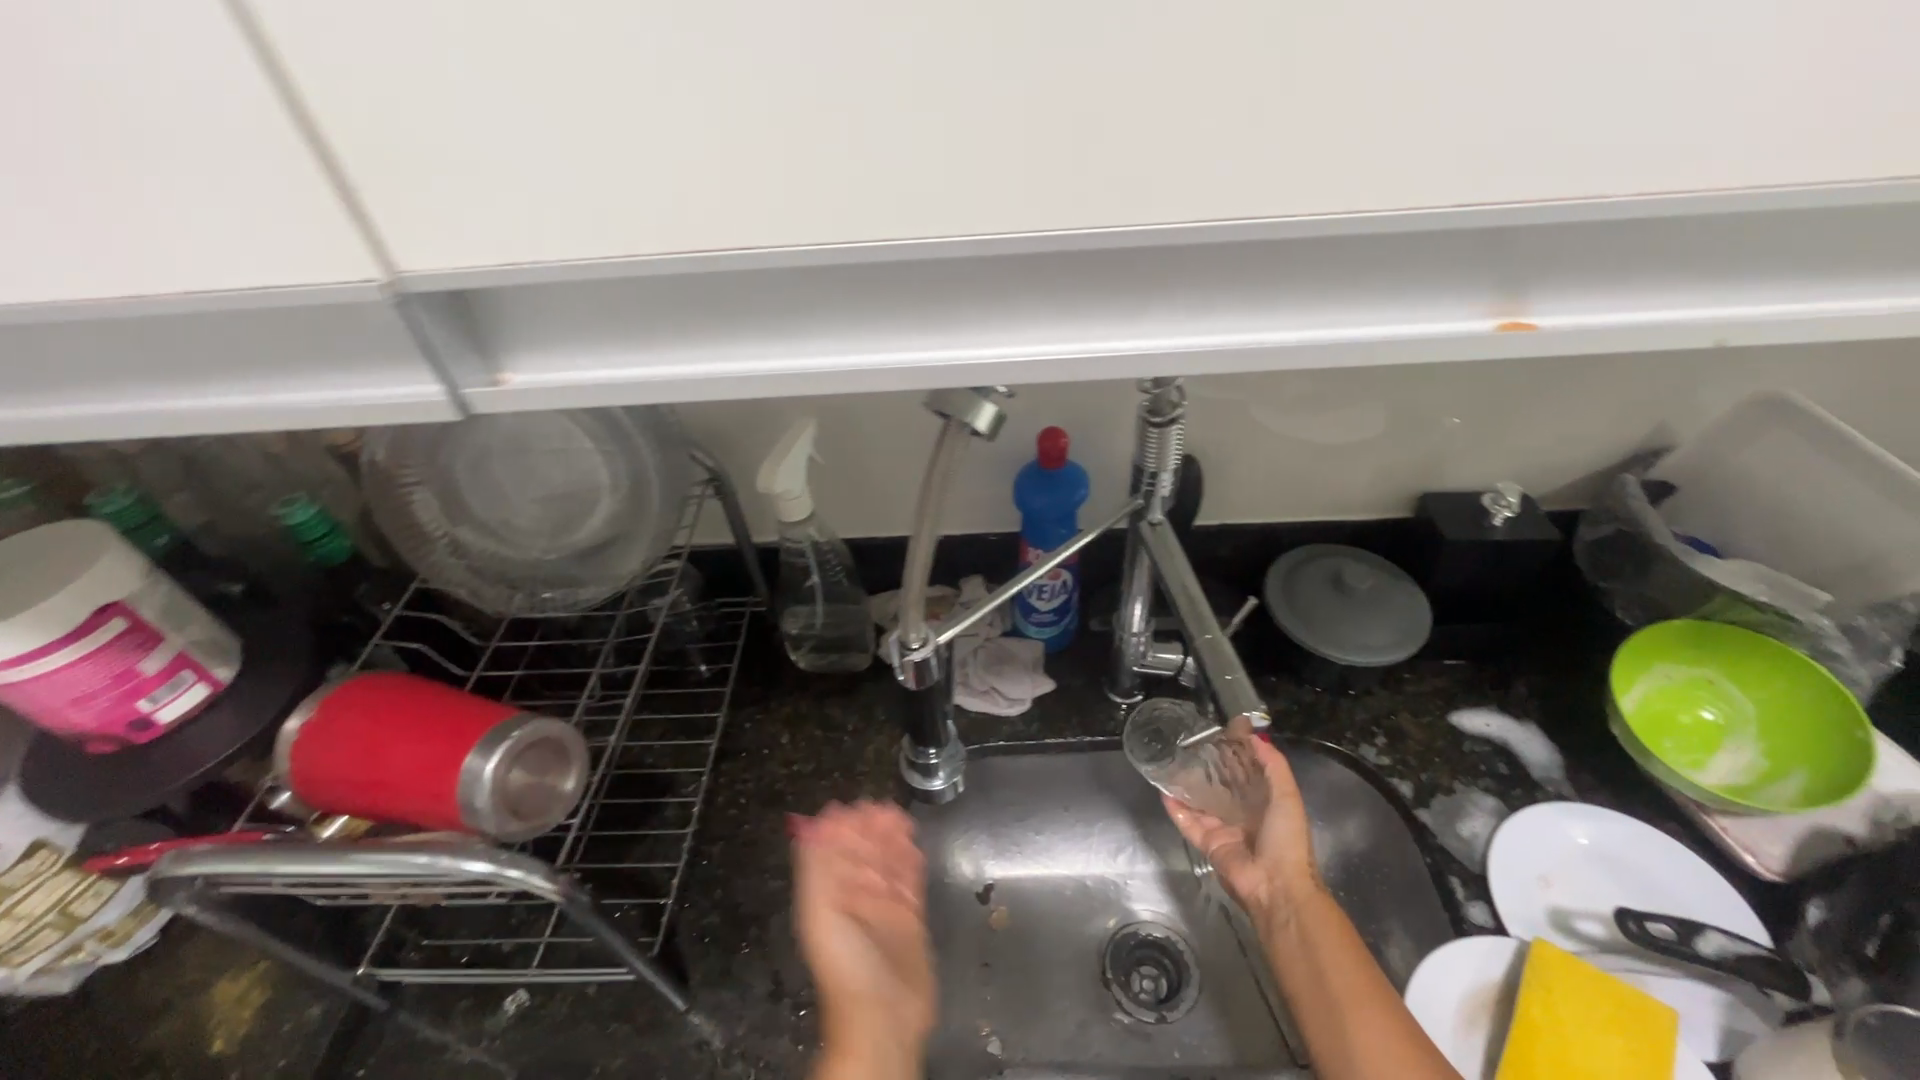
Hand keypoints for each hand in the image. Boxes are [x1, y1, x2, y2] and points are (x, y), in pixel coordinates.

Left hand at [792, 800, 933, 1069]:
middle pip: (864, 855)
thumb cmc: (846, 966)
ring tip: (901, 818)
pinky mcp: (910, 922)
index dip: (844, 828)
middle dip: (872, 830)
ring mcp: (884, 911)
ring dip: (893, 841)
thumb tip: (812, 825)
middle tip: (885, 807)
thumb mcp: (820, 914)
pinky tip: (914, 847)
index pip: (835, 853)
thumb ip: (816, 868)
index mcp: (828, 897)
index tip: (856, 806)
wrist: (882, 1018)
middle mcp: (855, 901)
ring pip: (888, 865)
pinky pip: (910, 885)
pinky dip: (911, 864)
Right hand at [1161, 736, 1321, 924]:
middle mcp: (1244, 816)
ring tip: (1172, 764)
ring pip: (1201, 804)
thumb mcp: (1288, 796)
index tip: (1221, 734)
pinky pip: (1188, 823)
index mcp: (1266, 804)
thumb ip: (1274, 766)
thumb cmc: (1286, 838)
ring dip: (1188, 787)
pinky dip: (1176, 809)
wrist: (1276, 885)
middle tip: (1190, 746)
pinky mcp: (1207, 844)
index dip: (1235, 755)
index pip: (1247, 775)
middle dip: (1208, 769)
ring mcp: (1224, 831)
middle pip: (1222, 788)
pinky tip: (1164, 790)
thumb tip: (1255, 737)